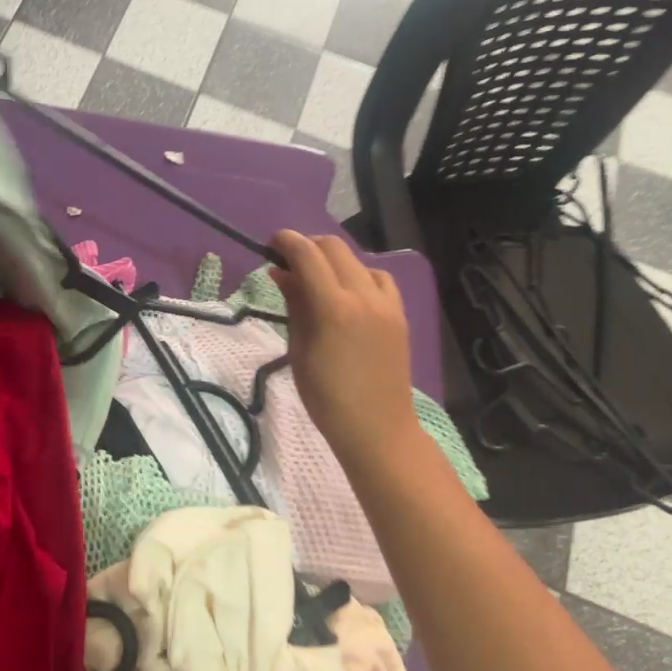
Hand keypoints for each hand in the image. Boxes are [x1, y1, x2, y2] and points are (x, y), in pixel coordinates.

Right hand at [270, 230, 417, 461]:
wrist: (378, 428)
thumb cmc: (327, 398)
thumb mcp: (299, 350)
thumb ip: (294, 304)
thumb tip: (281, 273)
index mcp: (334, 308)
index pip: (307, 255)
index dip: (287, 242)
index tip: (271, 244)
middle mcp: (364, 297)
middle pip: (334, 248)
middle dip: (308, 245)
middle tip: (288, 261)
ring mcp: (387, 304)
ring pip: (358, 260)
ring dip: (334, 259)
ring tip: (318, 279)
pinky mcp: (399, 315)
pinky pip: (379, 279)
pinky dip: (360, 275)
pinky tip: (348, 293)